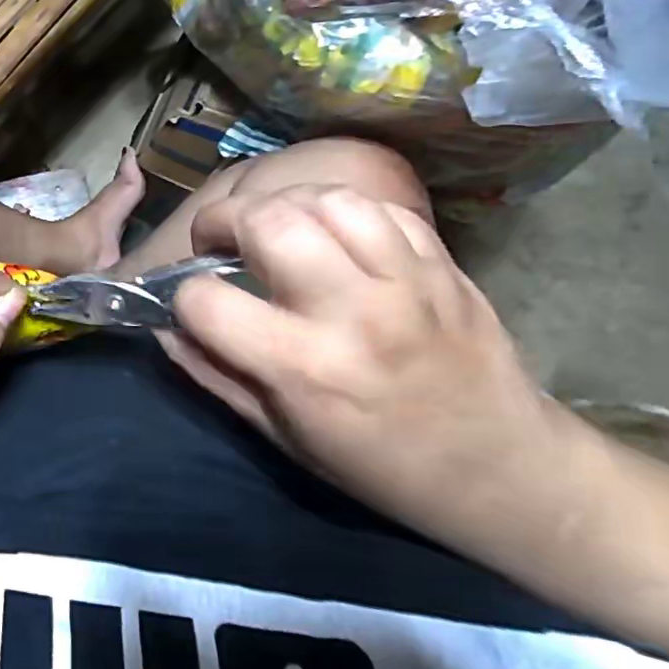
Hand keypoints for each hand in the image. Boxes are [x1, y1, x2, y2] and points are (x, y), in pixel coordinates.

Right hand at [158, 186, 578, 541]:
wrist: (504, 471)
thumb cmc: (377, 464)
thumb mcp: (278, 434)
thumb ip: (212, 373)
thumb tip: (163, 326)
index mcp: (304, 367)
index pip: (206, 300)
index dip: (183, 298)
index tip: (192, 307)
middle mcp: (353, 311)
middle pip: (266, 221)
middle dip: (222, 221)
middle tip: (218, 242)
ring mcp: (407, 281)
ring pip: (324, 197)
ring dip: (281, 205)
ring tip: (272, 229)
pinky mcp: (443, 264)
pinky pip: (377, 207)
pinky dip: (338, 209)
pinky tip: (329, 234)